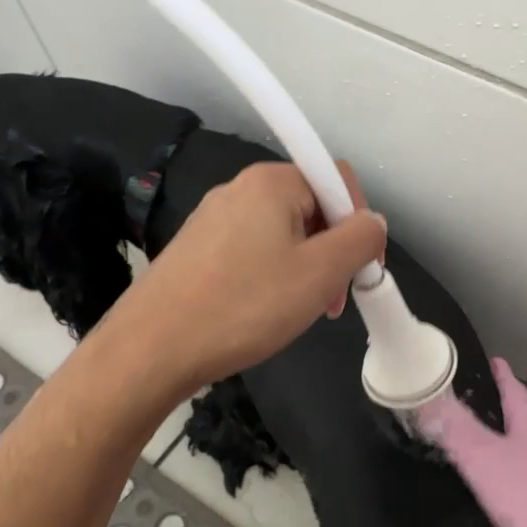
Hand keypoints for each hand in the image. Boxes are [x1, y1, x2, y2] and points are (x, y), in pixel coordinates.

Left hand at [111, 161, 385, 388]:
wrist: (153, 347)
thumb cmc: (245, 306)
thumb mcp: (320, 273)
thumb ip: (360, 239)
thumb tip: (373, 221)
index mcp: (271, 182)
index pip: (337, 179)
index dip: (360, 222)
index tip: (360, 270)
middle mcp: (239, 189)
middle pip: (309, 206)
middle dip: (331, 250)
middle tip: (331, 300)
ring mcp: (212, 218)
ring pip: (281, 233)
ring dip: (303, 268)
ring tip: (297, 312)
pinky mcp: (196, 248)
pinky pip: (251, 251)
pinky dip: (270, 276)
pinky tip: (260, 312)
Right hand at [417, 358, 526, 526]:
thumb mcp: (487, 461)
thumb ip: (456, 430)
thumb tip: (425, 395)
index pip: (515, 393)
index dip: (501, 376)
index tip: (491, 360)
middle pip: (524, 420)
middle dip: (503, 408)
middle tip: (478, 399)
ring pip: (526, 452)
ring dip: (505, 443)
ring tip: (479, 441)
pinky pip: (524, 483)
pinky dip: (507, 476)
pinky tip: (494, 489)